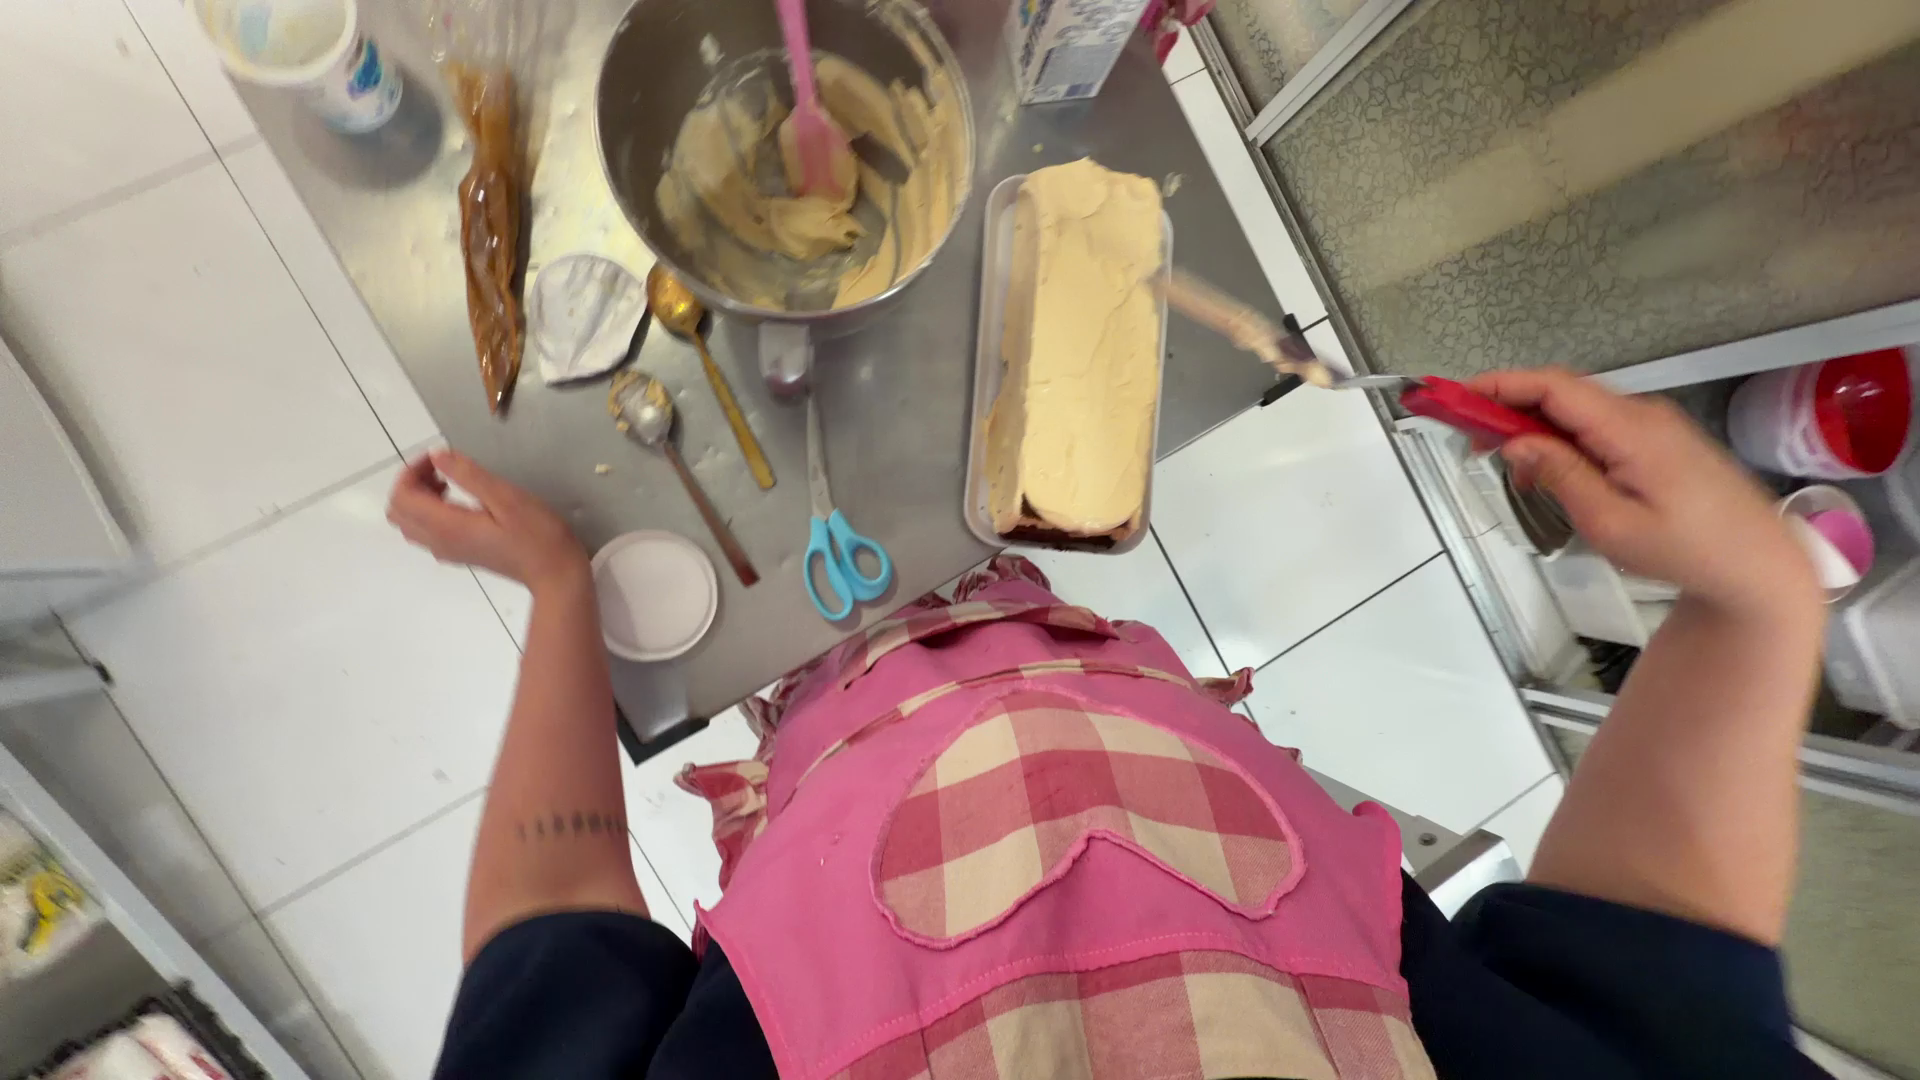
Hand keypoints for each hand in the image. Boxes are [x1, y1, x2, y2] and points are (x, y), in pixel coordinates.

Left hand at [387, 449, 587, 592]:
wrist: (556, 575)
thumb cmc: (538, 536)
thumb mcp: (508, 498)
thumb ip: (469, 475)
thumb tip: (437, 455)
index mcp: (446, 526)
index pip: (402, 496)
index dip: (411, 471)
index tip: (439, 458)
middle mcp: (439, 541)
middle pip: (399, 511)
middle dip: (412, 484)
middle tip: (443, 470)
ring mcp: (449, 552)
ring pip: (410, 524)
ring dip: (420, 500)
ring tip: (450, 485)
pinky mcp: (462, 556)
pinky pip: (428, 533)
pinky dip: (431, 514)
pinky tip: (461, 506)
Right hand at [1468, 368, 1819, 616]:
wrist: (1758, 564)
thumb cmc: (1683, 549)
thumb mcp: (1609, 521)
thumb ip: (1561, 475)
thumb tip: (1515, 443)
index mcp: (1631, 430)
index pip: (1555, 388)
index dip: (1502, 385)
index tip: (1457, 397)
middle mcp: (1641, 415)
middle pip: (1561, 393)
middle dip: (1506, 406)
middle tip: (1468, 438)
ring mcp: (1650, 426)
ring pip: (1574, 410)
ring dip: (1529, 426)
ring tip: (1499, 460)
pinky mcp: (1653, 441)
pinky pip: (1592, 426)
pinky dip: (1555, 438)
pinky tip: (1541, 470)